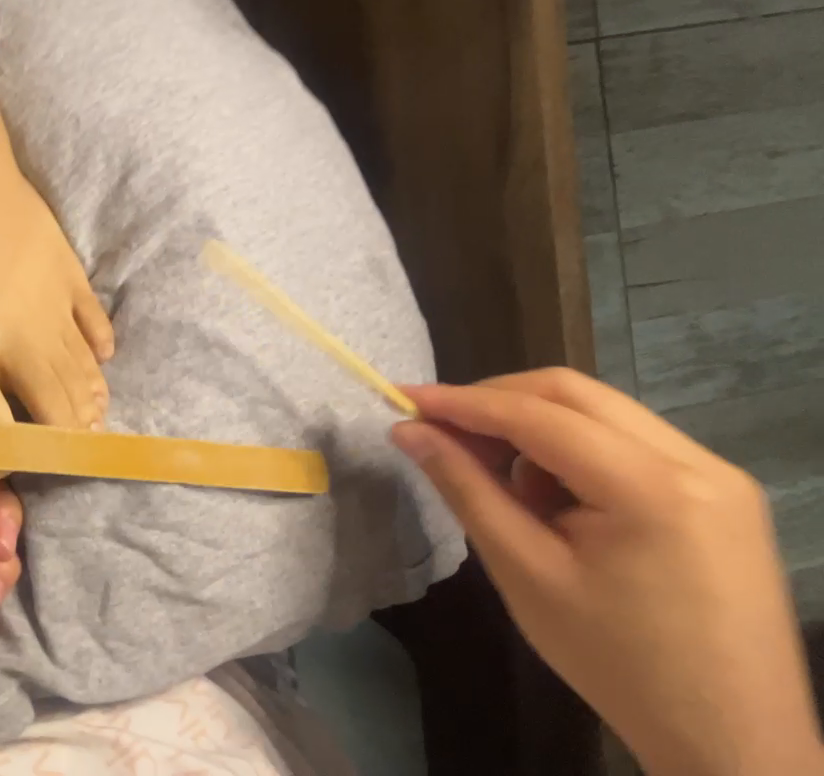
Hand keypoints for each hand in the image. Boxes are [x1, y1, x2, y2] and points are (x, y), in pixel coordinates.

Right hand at [395, 370, 823, 775]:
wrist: (732, 740)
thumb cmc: (615, 659)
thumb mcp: (522, 569)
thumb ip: (464, 486)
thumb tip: (408, 429)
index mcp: (652, 488)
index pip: (536, 414)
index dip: (460, 401)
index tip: (399, 397)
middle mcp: (697, 464)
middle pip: (572, 393)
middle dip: (495, 400)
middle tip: (438, 427)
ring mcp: (717, 478)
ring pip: (599, 412)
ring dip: (533, 425)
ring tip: (498, 478)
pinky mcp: (720, 496)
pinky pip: (627, 442)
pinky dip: (571, 450)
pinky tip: (551, 498)